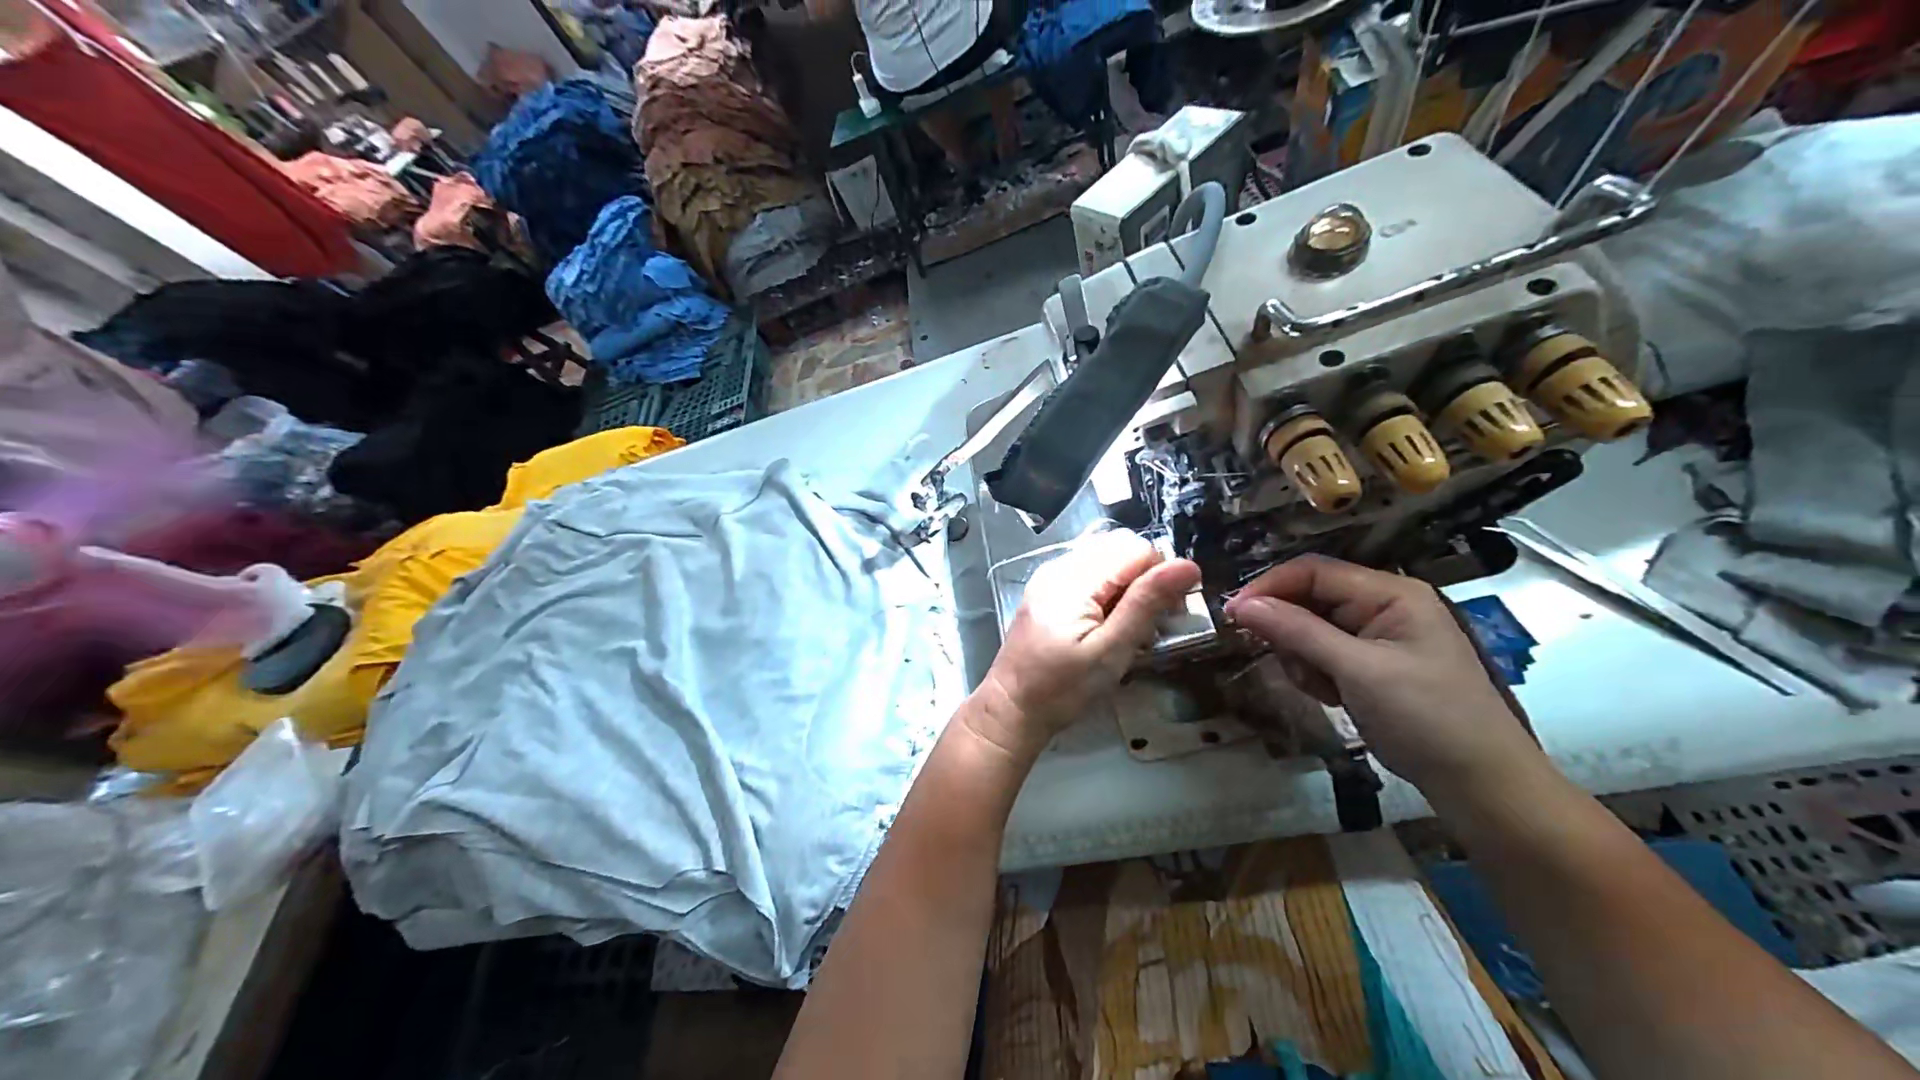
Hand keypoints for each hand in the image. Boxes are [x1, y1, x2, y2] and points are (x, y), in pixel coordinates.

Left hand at [973, 530, 1201, 759]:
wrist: (1011, 708)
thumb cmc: (1062, 688)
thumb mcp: (1111, 651)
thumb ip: (1146, 603)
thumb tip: (1187, 565)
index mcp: (1074, 579)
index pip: (1137, 548)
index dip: (1162, 575)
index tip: (1171, 614)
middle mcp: (1059, 567)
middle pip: (1121, 548)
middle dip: (1147, 579)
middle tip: (1152, 623)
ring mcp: (1049, 577)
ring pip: (1106, 560)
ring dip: (1129, 586)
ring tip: (1129, 627)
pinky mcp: (1047, 591)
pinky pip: (1088, 574)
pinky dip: (1108, 592)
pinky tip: (1107, 624)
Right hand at [1223, 555, 1544, 798]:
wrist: (1478, 783)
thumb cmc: (1426, 716)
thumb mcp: (1357, 670)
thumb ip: (1297, 631)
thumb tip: (1241, 604)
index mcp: (1390, 593)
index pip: (1314, 572)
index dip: (1269, 587)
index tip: (1232, 614)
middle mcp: (1382, 606)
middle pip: (1309, 600)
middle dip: (1290, 631)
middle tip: (1289, 665)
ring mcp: (1376, 637)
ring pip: (1309, 630)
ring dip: (1303, 658)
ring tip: (1323, 690)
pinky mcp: (1369, 665)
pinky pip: (1322, 655)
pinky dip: (1316, 674)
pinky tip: (1332, 697)